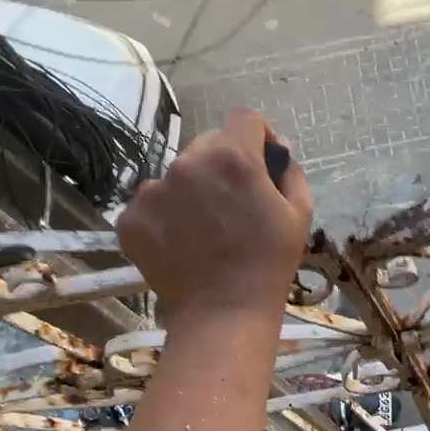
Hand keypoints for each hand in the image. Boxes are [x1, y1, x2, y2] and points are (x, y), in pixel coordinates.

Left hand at [118, 108, 313, 323]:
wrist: (223, 312)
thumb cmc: (270, 264)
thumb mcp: (300, 215)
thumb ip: (290, 172)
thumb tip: (277, 149)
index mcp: (233, 158)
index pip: (244, 118)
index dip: (258, 134)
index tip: (263, 159)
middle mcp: (187, 163)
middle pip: (208, 144)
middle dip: (225, 164)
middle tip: (235, 205)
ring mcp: (152, 189)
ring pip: (179, 175)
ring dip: (194, 191)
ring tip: (207, 230)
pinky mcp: (129, 216)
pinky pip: (153, 204)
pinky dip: (167, 217)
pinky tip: (183, 244)